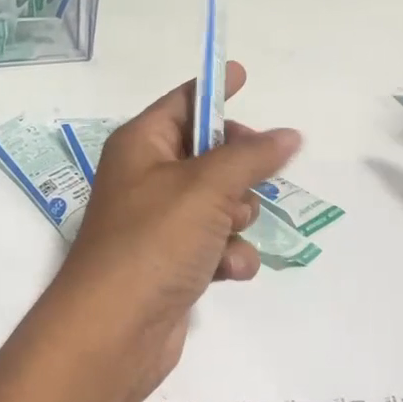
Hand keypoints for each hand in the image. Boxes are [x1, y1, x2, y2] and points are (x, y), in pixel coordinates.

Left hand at [53, 63, 301, 380]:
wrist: (116, 326)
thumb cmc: (153, 240)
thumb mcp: (205, 187)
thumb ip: (249, 157)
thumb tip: (285, 134)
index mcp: (138, 144)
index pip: (181, 104)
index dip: (213, 91)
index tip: (244, 75)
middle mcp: (144, 176)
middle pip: (208, 154)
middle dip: (237, 171)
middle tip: (243, 187)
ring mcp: (157, 221)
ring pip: (220, 202)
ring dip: (237, 219)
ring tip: (226, 236)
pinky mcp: (172, 261)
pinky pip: (216, 244)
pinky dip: (228, 256)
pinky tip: (226, 272)